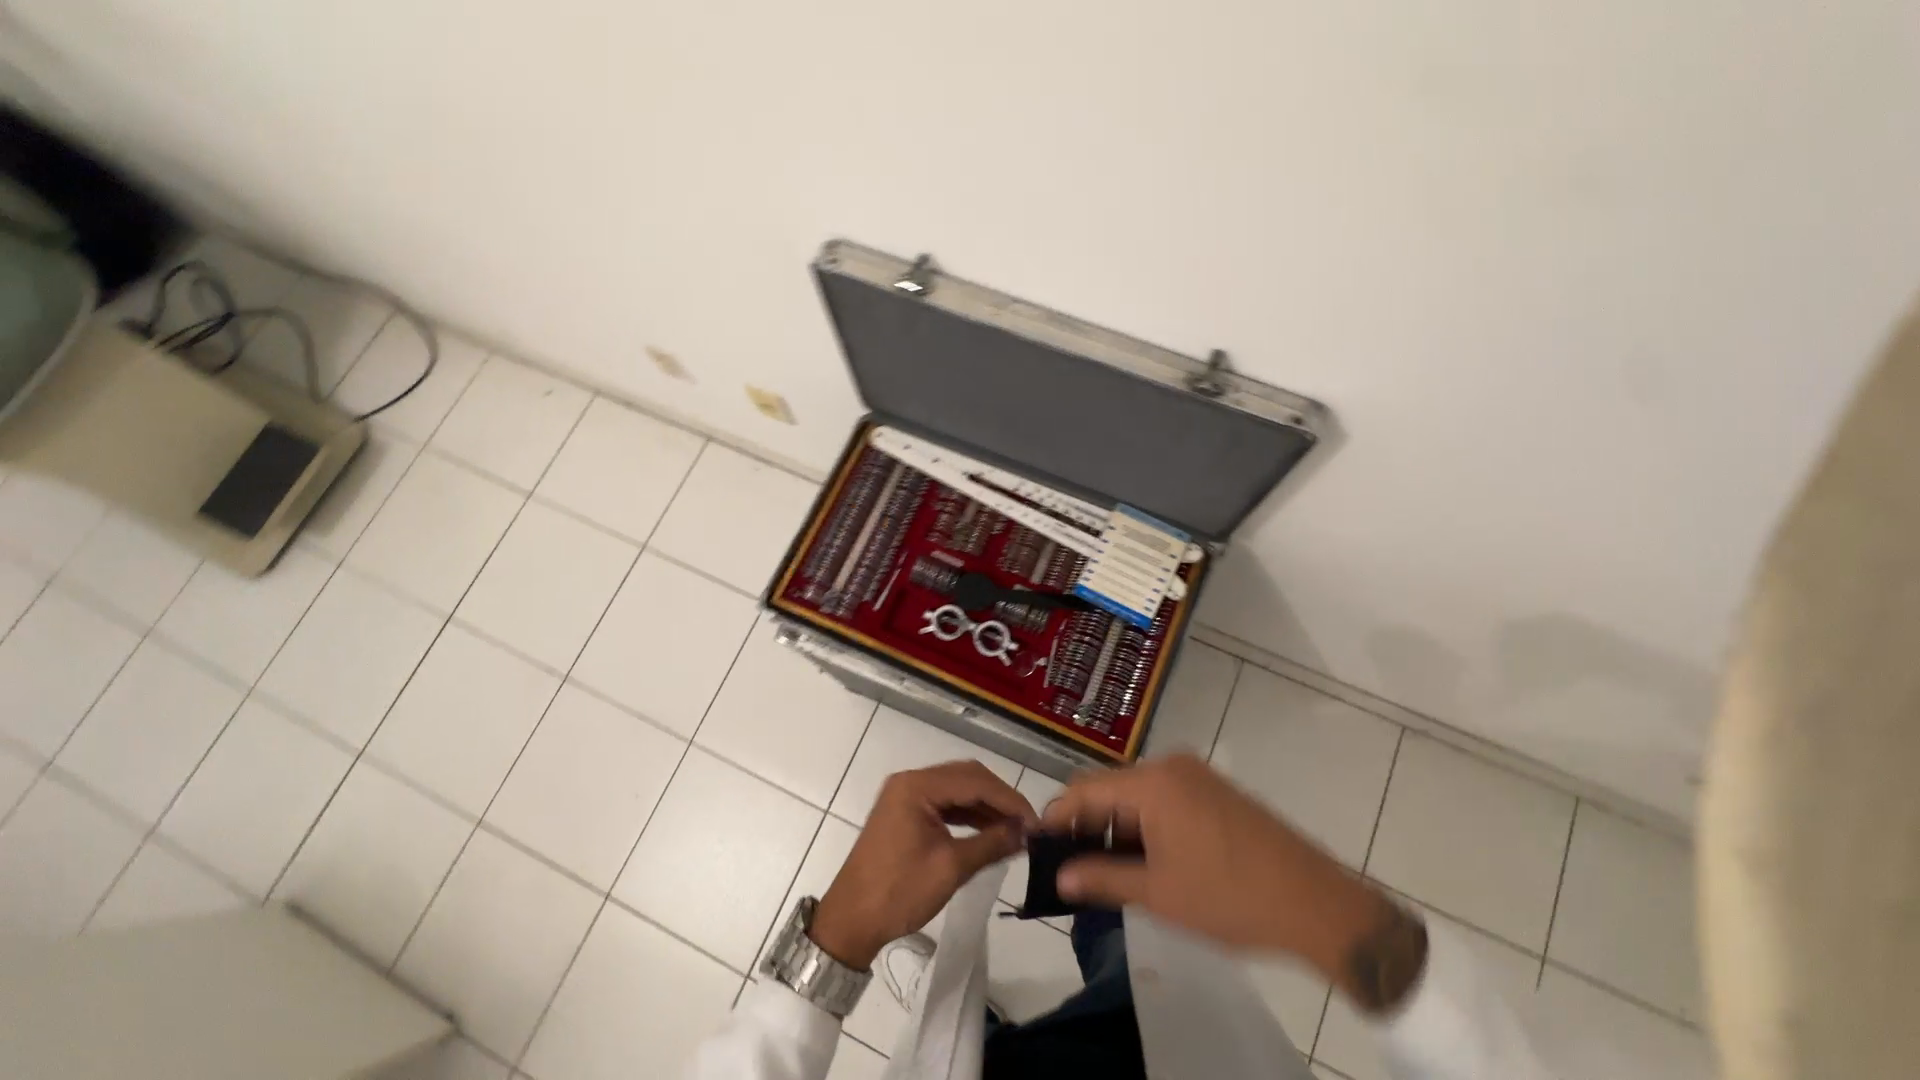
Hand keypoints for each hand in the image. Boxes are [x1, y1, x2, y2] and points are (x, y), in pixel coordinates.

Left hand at [810, 761, 1037, 970]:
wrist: (851, 920)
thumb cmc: (899, 892)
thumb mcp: (951, 868)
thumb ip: (992, 843)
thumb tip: (1026, 833)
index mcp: (917, 786)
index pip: (975, 781)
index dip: (1009, 799)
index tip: (1036, 823)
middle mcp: (910, 782)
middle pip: (966, 778)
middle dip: (1000, 799)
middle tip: (1028, 826)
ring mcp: (905, 796)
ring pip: (957, 790)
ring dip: (986, 807)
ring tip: (1014, 832)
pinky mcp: (905, 813)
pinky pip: (945, 804)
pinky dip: (968, 816)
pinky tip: (990, 833)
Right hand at [1042, 755, 1427, 1014]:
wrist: (1316, 904)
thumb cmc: (1230, 898)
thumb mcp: (1158, 894)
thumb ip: (1102, 878)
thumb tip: (1061, 877)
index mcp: (1152, 783)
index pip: (1083, 790)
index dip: (1056, 820)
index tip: (1037, 851)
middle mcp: (1171, 767)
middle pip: (1109, 790)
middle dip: (1086, 826)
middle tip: (1070, 871)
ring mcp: (1197, 777)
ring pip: (1136, 797)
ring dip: (1116, 829)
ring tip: (1103, 873)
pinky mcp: (1216, 793)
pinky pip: (1163, 801)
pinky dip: (1144, 827)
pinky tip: (1142, 862)